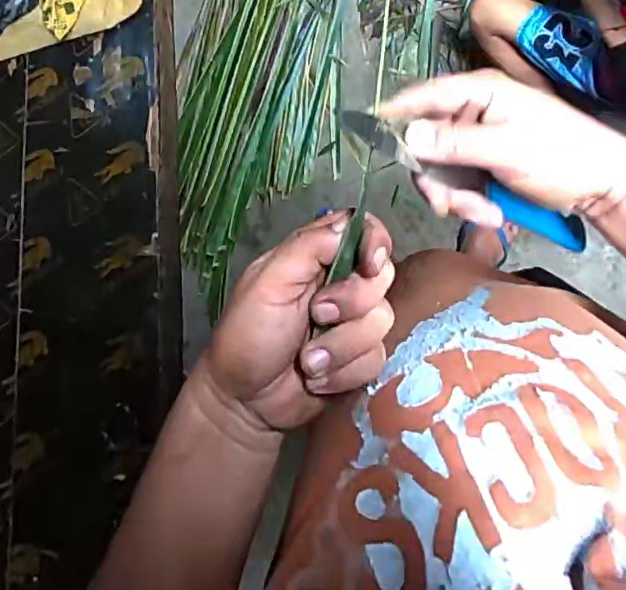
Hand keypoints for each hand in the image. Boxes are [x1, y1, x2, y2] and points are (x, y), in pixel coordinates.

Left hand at [199, 211, 395, 436]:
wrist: (244, 402)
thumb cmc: (248, 333)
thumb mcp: (267, 282)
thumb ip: (307, 247)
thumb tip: (349, 222)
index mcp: (318, 255)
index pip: (363, 229)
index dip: (375, 242)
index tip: (368, 265)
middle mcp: (341, 282)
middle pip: (382, 274)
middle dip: (352, 301)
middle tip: (316, 315)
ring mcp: (353, 321)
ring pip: (381, 319)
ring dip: (341, 345)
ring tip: (307, 360)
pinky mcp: (360, 358)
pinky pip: (375, 358)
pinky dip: (343, 372)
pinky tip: (317, 379)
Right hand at [379, 70, 625, 227]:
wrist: (605, 185)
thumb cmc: (561, 156)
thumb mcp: (505, 150)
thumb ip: (455, 144)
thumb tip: (407, 136)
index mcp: (481, 92)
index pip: (428, 94)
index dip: (400, 112)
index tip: (373, 131)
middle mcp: (476, 110)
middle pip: (429, 140)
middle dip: (438, 178)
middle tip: (450, 206)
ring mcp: (481, 137)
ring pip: (443, 167)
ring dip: (456, 196)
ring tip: (485, 215)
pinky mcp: (487, 161)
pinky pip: (461, 180)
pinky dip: (469, 200)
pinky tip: (491, 214)